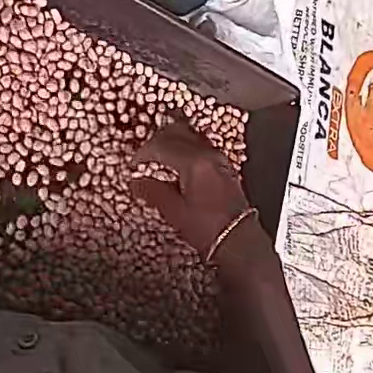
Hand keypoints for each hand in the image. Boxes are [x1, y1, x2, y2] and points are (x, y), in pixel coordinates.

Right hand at [127, 121, 266, 272]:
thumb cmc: (208, 228)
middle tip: (144, 154)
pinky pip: (202, 148)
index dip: (144, 152)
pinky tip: (180, 164)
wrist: (238, 240)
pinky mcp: (225, 168)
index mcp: (194, 162)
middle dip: (157, 140)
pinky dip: (187, 149)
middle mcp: (209, 155)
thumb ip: (153, 192)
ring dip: (173, 141)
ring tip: (160, 155)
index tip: (134, 163)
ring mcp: (219, 160)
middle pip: (178, 133)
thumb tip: (137, 182)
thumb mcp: (174, 211)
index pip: (162, 145)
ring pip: (191, 137)